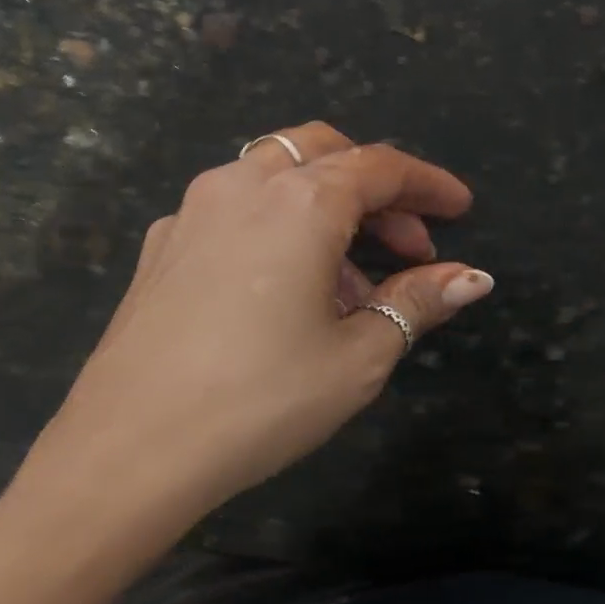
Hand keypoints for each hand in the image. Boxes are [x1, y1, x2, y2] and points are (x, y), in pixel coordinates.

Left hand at [19, 121, 490, 538]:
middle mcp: (242, 188)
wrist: (131, 451)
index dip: (429, 184)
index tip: (462, 208)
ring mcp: (191, 214)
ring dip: (328, 206)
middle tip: (411, 246)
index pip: (380, 168)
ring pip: (275, 176)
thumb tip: (472, 279)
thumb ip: (418, 303)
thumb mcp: (361, 356)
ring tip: (354, 281)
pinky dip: (281, 224)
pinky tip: (290, 289)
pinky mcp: (161, 248)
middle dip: (378, 188)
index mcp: (300, 205)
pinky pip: (236, 210)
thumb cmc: (265, 400)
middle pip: (323, 153)